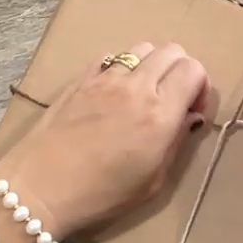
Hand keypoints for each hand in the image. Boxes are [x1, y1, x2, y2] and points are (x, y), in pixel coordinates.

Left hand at [0, 42, 212, 242]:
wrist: (41, 187)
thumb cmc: (101, 194)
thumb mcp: (153, 181)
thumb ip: (176, 142)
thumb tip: (188, 117)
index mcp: (160, 114)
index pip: (194, 70)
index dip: (201, 87)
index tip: (192, 111)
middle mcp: (137, 87)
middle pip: (173, 51)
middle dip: (181, 71)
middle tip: (173, 98)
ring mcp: (106, 78)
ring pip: (143, 48)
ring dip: (152, 65)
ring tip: (145, 92)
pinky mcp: (82, 78)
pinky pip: (112, 57)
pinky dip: (123, 67)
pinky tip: (115, 92)